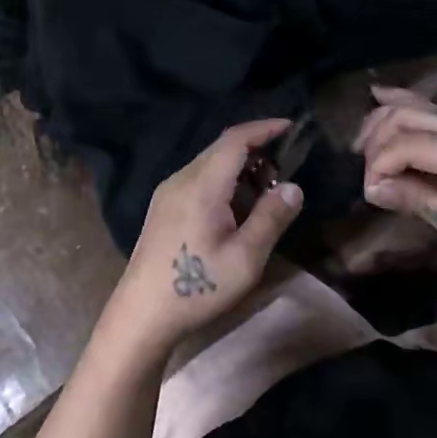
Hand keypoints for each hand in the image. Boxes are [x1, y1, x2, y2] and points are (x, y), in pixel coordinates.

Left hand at [104, 121, 303, 358]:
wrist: (143, 311)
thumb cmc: (198, 286)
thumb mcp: (246, 258)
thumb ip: (271, 218)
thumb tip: (293, 187)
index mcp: (201, 184)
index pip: (234, 139)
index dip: (263, 128)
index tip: (291, 127)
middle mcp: (181, 179)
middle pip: (221, 149)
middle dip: (255, 151)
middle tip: (284, 174)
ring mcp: (168, 192)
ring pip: (209, 164)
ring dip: (239, 169)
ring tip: (264, 196)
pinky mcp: (163, 206)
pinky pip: (198, 179)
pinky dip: (223, 182)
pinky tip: (236, 210)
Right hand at [355, 86, 436, 283]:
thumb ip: (419, 201)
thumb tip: (373, 188)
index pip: (408, 145)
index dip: (380, 165)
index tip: (371, 193)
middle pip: (407, 118)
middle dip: (377, 143)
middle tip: (366, 175)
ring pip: (413, 109)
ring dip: (382, 125)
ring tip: (362, 150)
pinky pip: (428, 111)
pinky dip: (400, 107)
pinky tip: (378, 97)